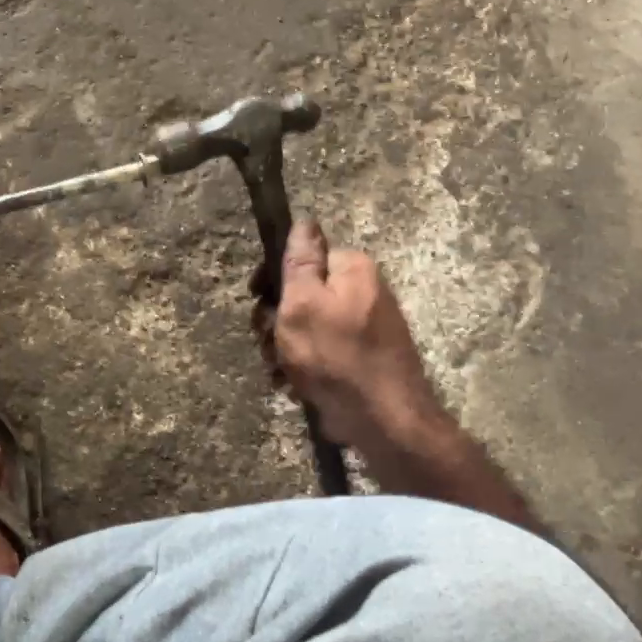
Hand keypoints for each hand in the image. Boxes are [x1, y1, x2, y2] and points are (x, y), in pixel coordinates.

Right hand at [270, 220, 450, 460]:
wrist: (382, 419)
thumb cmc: (335, 357)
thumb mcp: (303, 303)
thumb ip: (300, 261)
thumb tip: (304, 221)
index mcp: (352, 269)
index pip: (302, 256)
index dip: (273, 280)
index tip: (259, 304)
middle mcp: (363, 291)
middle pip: (301, 293)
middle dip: (276, 321)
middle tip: (269, 343)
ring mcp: (365, 325)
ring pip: (305, 325)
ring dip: (284, 347)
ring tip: (281, 369)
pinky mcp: (362, 355)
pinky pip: (321, 350)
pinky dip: (303, 365)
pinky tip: (294, 384)